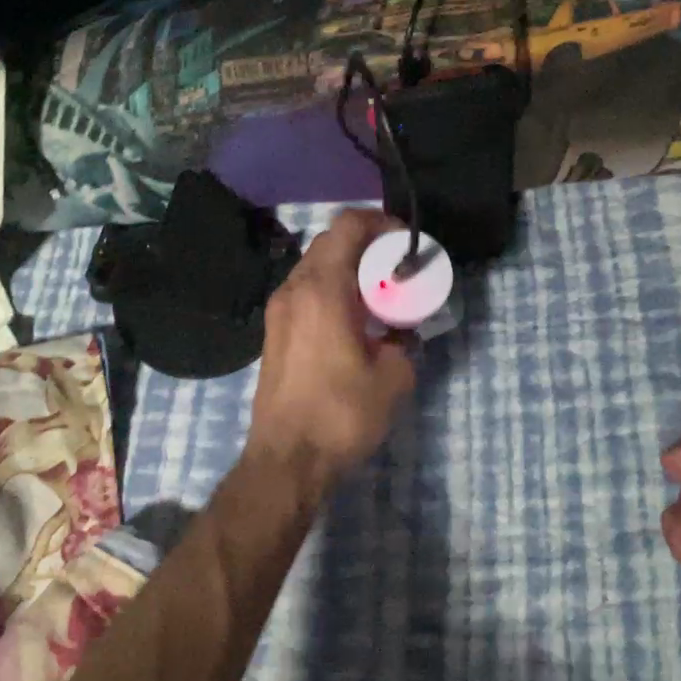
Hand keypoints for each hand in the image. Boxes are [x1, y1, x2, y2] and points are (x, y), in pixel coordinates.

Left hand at [249, 209, 415, 491]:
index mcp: (322, 288)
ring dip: (347, 271)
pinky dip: (331, 292)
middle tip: (398, 270)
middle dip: (367, 246)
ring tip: (379, 298)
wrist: (286, 457)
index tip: (408, 244)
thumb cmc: (341, 414)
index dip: (382, 223)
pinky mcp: (273, 334)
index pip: (348, 225)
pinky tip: (354, 323)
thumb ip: (404, 341)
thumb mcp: (394, 377)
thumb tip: (401, 331)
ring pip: (314, 268)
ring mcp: (277, 312)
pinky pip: (304, 294)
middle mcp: (293, 290)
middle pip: (329, 243)